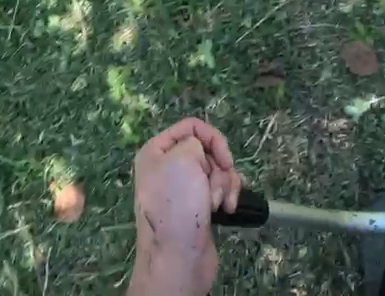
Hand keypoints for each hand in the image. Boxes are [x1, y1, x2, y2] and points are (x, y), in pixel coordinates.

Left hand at [128, 118, 242, 295]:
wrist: (178, 259)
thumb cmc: (177, 205)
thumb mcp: (183, 158)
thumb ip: (195, 142)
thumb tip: (202, 154)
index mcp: (156, 151)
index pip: (191, 126)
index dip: (212, 138)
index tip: (225, 158)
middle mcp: (169, 166)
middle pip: (207, 150)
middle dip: (218, 167)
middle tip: (214, 188)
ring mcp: (185, 188)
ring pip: (217, 170)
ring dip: (225, 184)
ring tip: (220, 204)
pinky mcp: (199, 206)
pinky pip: (221, 189)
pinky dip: (228, 196)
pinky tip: (228, 209)